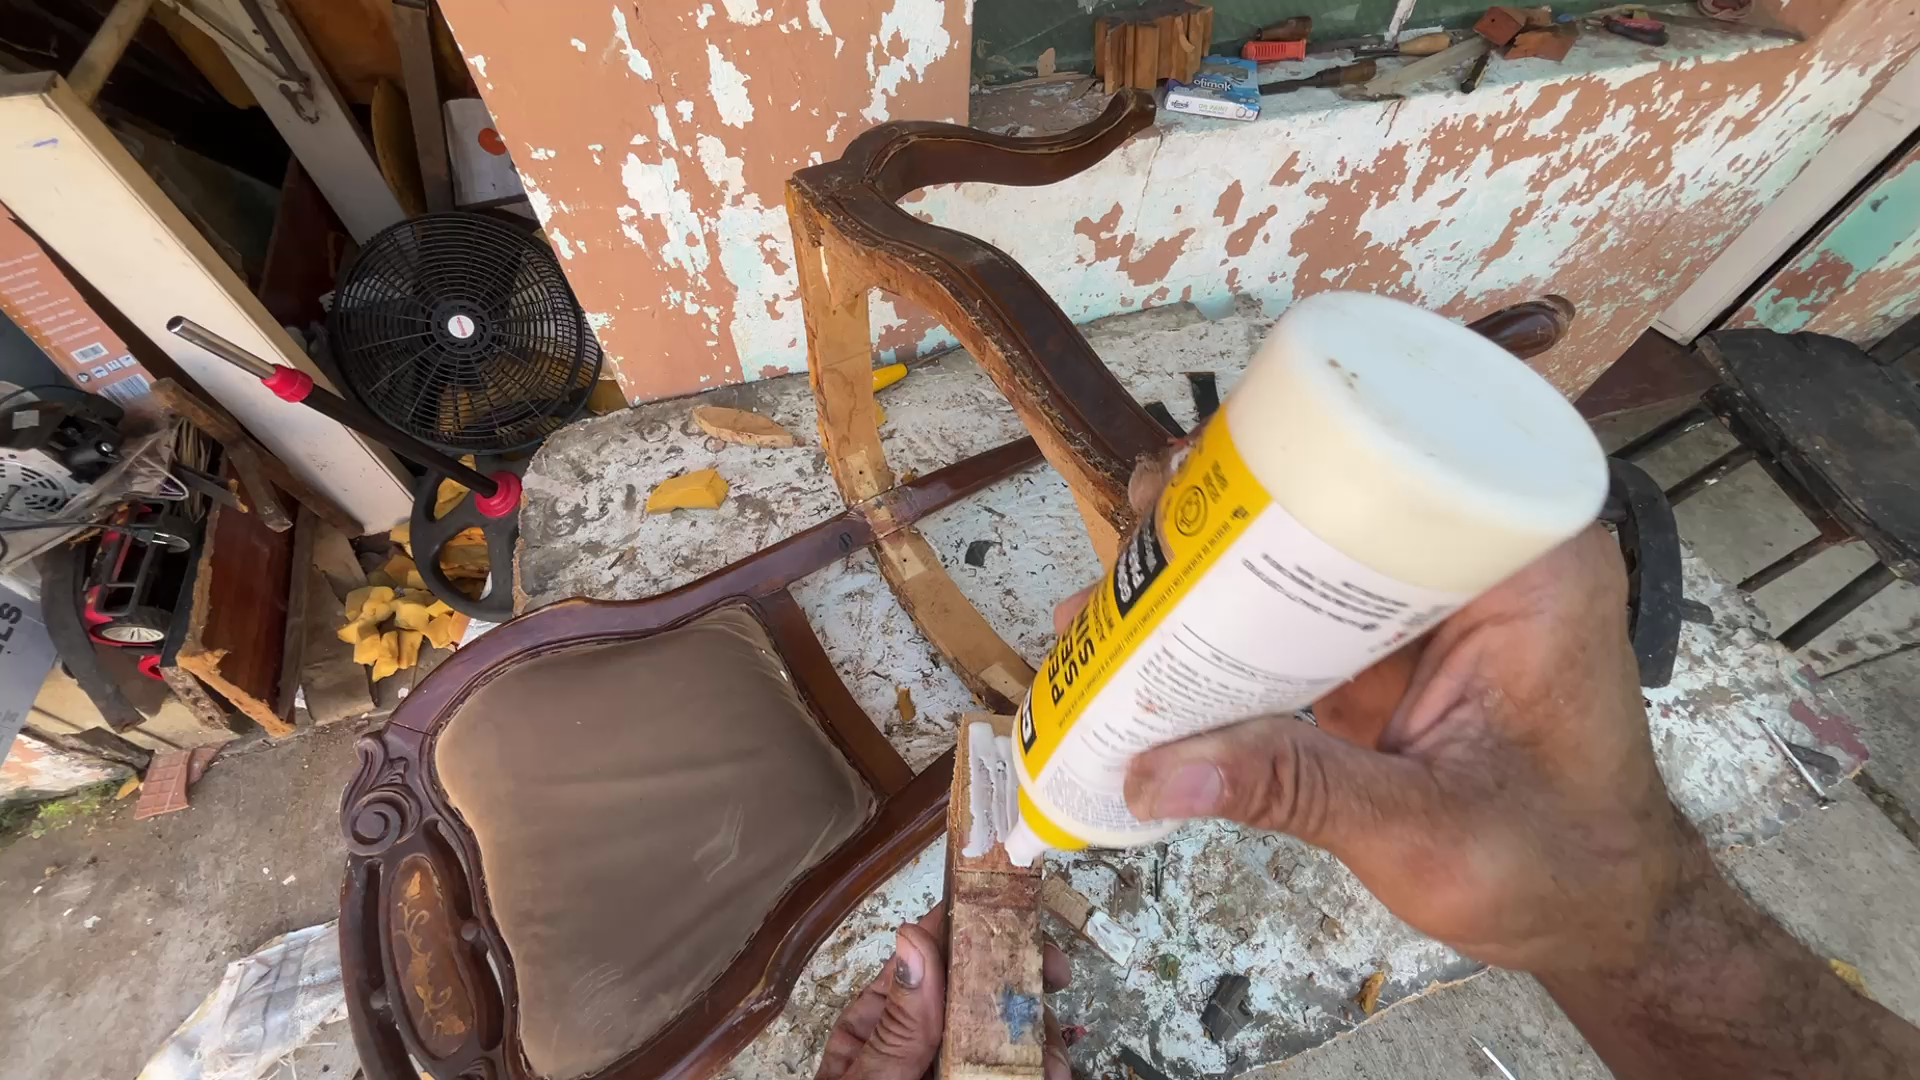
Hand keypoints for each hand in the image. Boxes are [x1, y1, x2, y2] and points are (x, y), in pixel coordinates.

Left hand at [816, 907, 1074, 1079]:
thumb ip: (896, 1026)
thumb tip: (914, 934)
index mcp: (882, 1018)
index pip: (928, 951)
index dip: (976, 925)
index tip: (1022, 921)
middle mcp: (923, 1038)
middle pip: (979, 988)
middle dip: (1021, 983)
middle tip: (1058, 981)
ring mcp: (953, 1069)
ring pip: (1005, 1035)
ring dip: (1038, 1039)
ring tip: (1054, 1067)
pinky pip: (1013, 1073)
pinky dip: (1036, 1072)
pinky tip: (1051, 1077)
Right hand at [1062, 464, 1689, 975]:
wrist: (1587, 914)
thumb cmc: (1554, 866)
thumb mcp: (1426, 830)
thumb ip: (1296, 791)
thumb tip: (1152, 773)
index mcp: (1515, 563)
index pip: (1400, 455)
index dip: (1288, 444)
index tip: (1195, 471)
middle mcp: (1458, 559)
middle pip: (1321, 492)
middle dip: (1217, 501)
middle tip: (1139, 519)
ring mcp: (1402, 600)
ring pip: (1288, 545)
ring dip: (1202, 554)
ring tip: (1119, 572)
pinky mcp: (1363, 640)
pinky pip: (1278, 603)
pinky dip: (1213, 610)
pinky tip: (1146, 627)